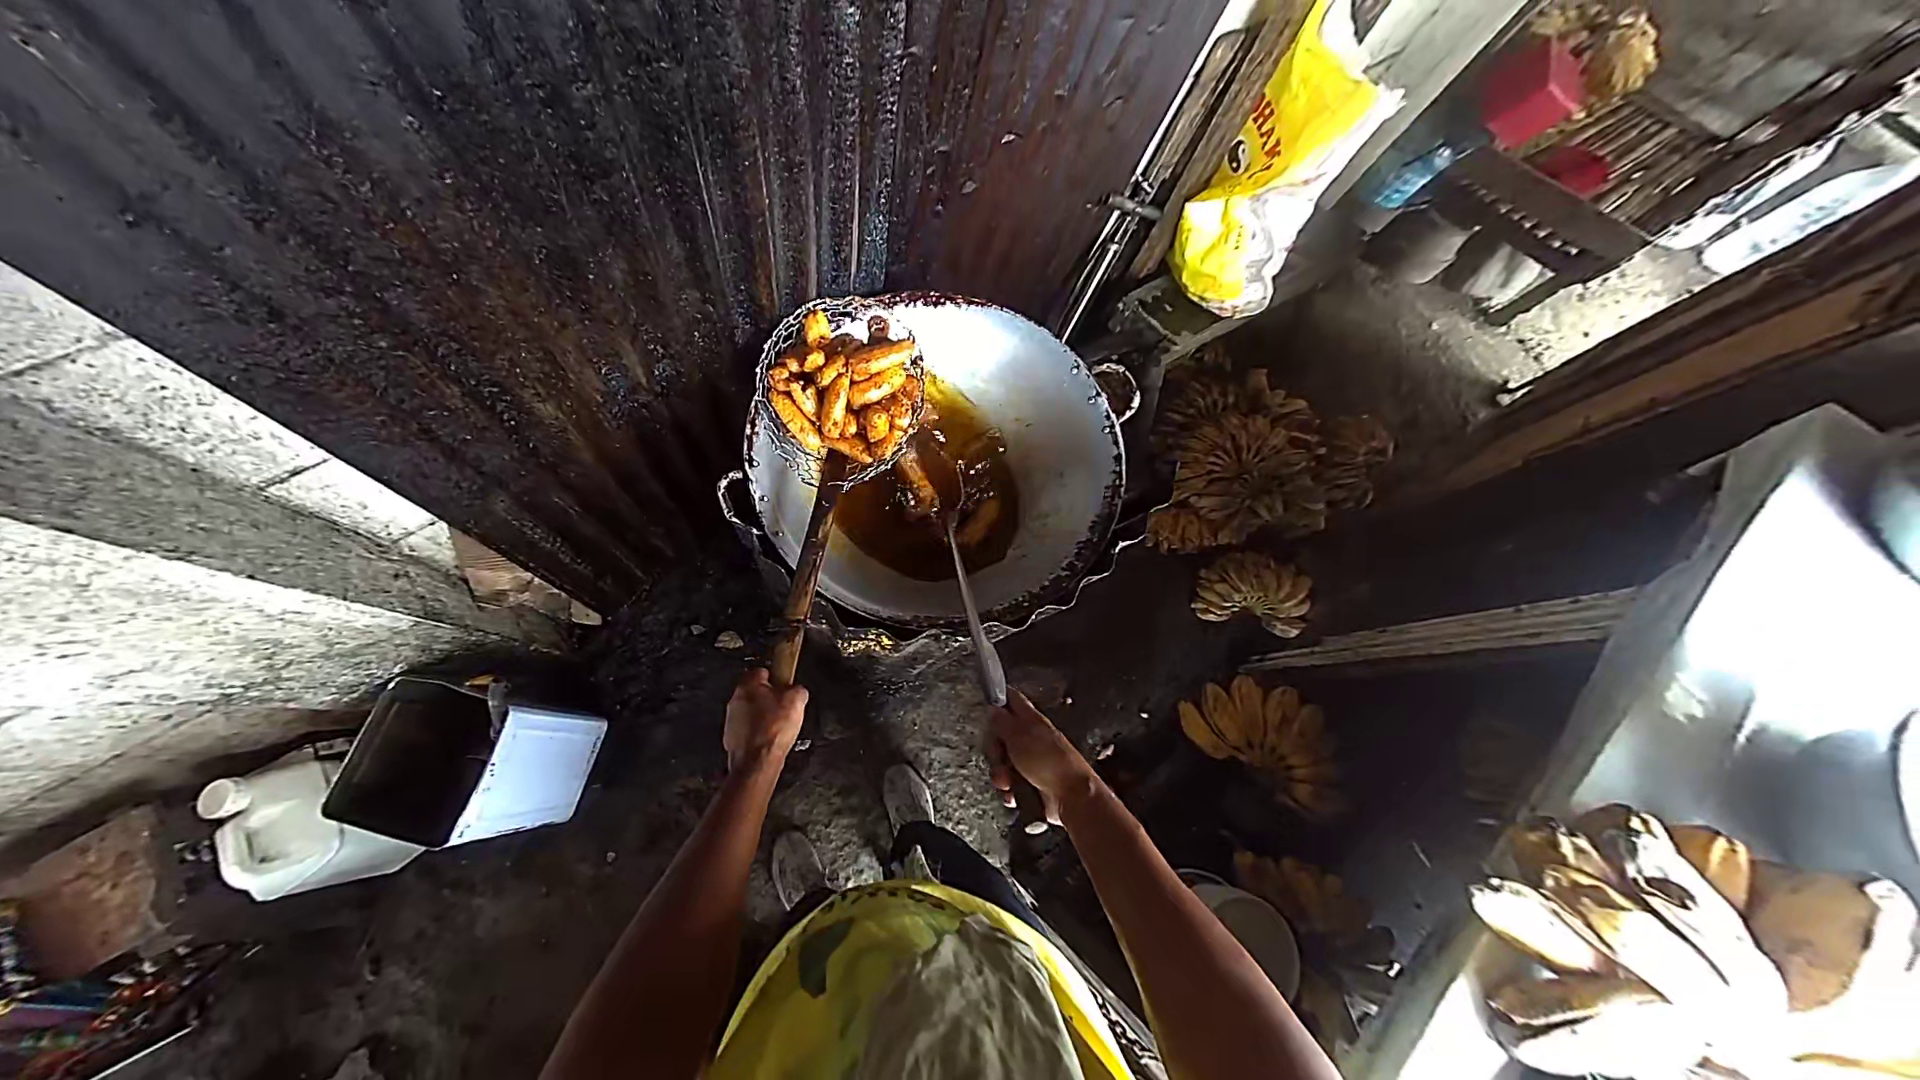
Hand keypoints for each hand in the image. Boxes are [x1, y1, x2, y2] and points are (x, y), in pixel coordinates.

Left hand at [724, 668, 807, 772]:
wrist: (758, 761)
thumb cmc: (774, 729)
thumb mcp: (797, 700)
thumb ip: (797, 689)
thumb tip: (797, 691)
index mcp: (748, 685)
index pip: (762, 671)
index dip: (776, 677)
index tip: (784, 685)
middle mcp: (735, 700)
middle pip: (756, 692)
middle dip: (769, 698)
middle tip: (784, 707)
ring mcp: (731, 720)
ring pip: (751, 711)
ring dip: (763, 716)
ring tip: (778, 726)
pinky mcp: (731, 738)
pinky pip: (748, 729)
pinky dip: (758, 732)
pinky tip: (770, 739)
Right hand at [986, 690, 1099, 825]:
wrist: (1072, 797)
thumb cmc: (1051, 762)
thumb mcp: (1019, 736)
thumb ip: (1003, 721)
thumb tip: (993, 708)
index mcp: (1032, 720)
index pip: (1013, 700)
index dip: (999, 700)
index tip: (987, 709)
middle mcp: (1033, 739)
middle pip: (1002, 736)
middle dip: (995, 751)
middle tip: (1001, 758)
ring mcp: (1033, 761)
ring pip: (1004, 762)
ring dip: (1001, 774)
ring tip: (1008, 782)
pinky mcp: (1033, 782)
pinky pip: (1011, 782)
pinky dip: (1010, 790)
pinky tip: (1014, 793)